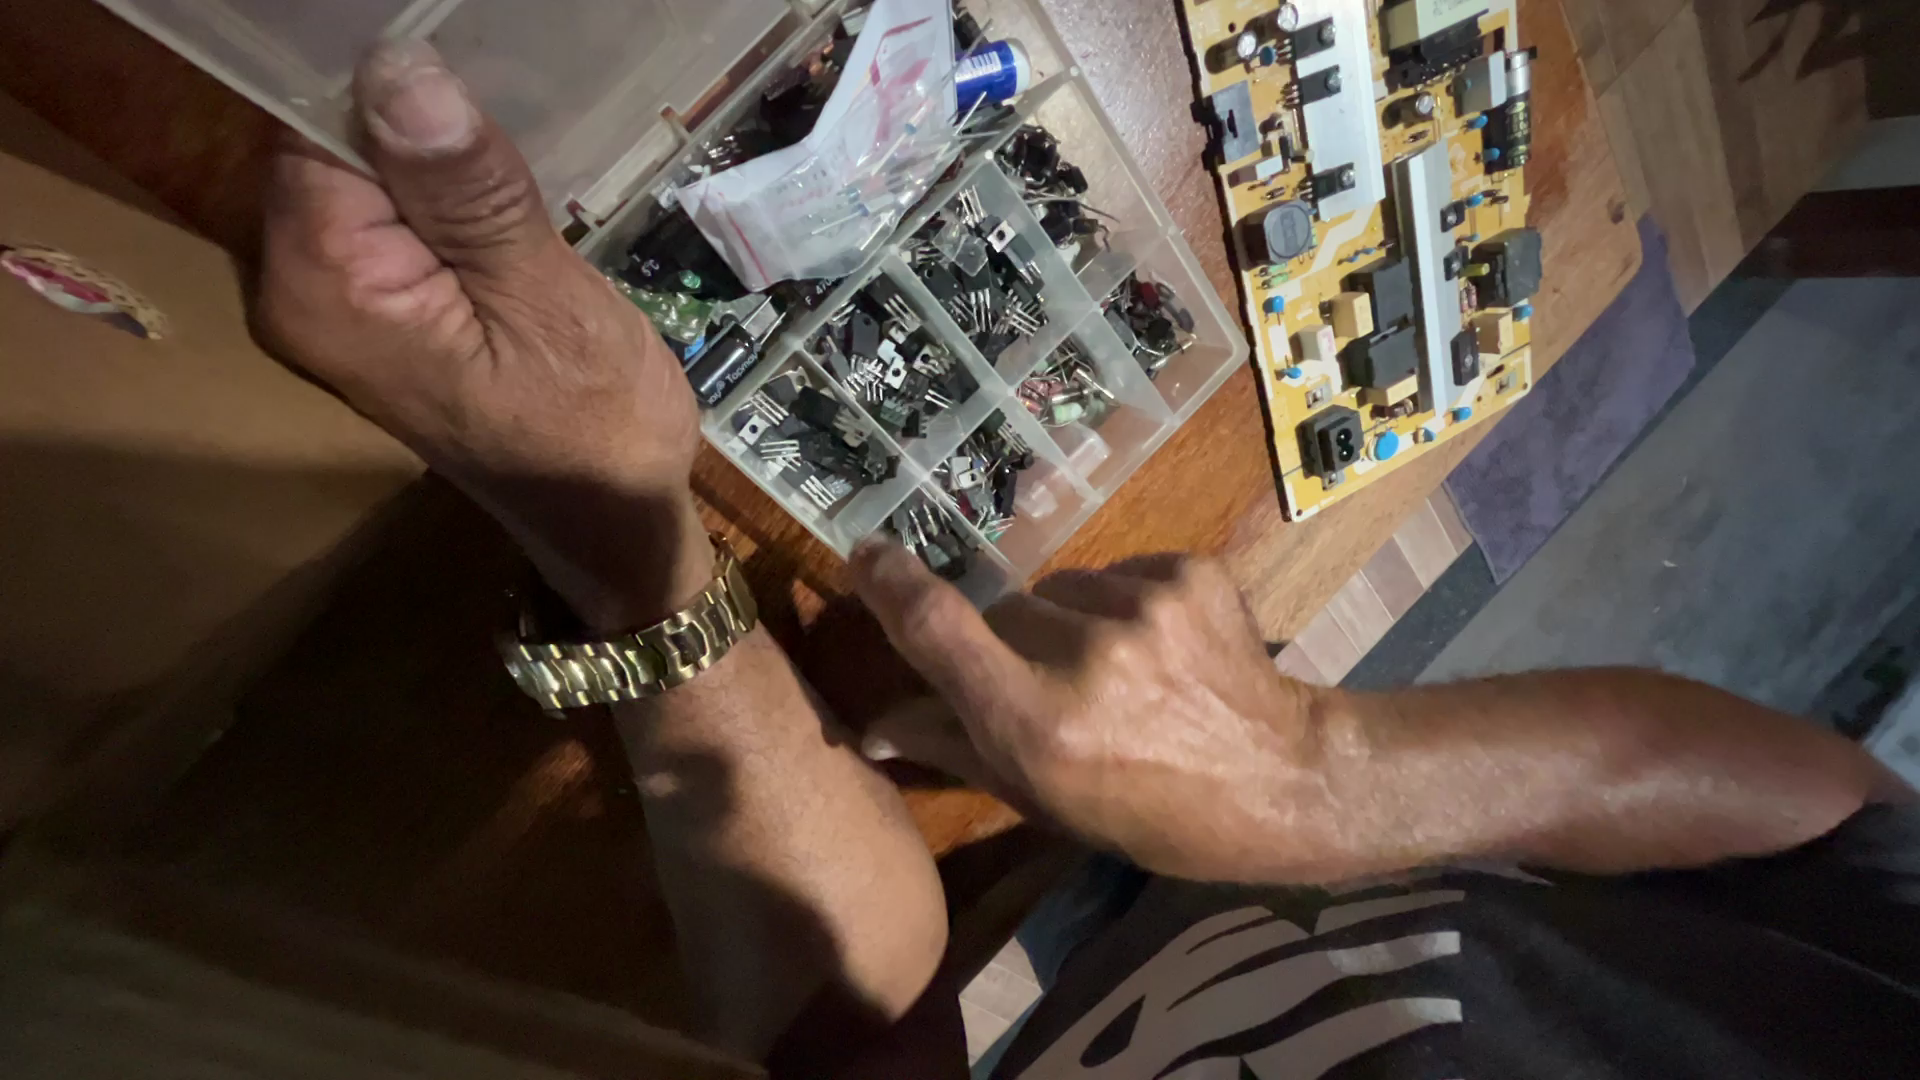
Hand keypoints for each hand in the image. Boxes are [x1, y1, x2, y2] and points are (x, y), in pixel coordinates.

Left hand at [255, 39, 710, 629]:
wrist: (615, 519)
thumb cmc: (603, 430)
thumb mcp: (557, 310)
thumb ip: (478, 203)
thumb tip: (405, 72)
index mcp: (330, 287)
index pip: (321, 123)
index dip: (401, 90)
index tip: (491, 93)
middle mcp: (302, 292)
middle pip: (336, 147)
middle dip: (431, 129)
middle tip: (529, 147)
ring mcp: (341, 308)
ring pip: (374, 183)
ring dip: (451, 168)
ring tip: (529, 188)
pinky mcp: (385, 317)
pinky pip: (399, 225)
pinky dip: (453, 205)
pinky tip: (511, 219)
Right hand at [850, 542, 1331, 881]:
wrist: (1278, 779)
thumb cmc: (1145, 809)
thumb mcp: (1041, 796)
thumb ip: (949, 746)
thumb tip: (870, 725)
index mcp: (1038, 722)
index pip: (938, 629)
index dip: (891, 585)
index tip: (867, 554)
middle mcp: (1085, 655)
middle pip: (1002, 608)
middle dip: (1009, 639)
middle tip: (1055, 682)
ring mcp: (1143, 605)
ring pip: (1058, 587)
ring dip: (1066, 619)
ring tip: (1115, 665)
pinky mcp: (1186, 572)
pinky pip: (1115, 572)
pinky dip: (1119, 601)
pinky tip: (1157, 643)